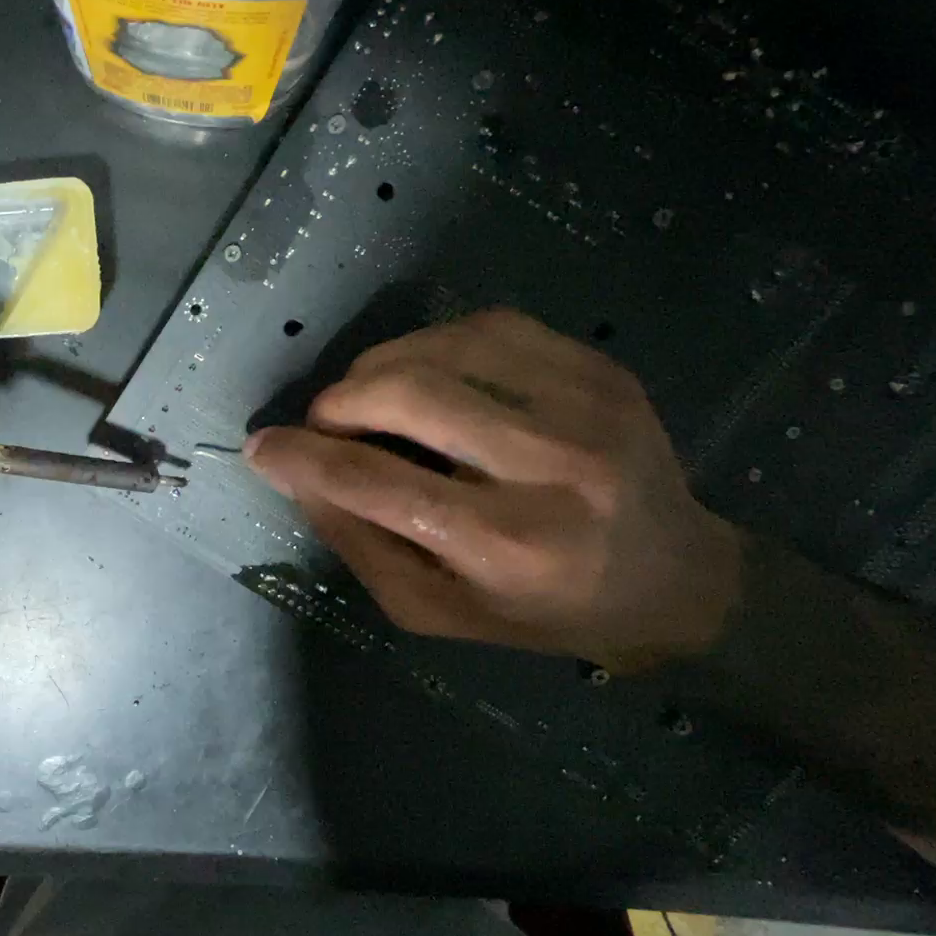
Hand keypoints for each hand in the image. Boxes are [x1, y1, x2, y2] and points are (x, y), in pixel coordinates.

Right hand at [246, 310, 740, 671]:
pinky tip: (424, 374)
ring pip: (441, 348)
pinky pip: (485, 327)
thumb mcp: (432, 608)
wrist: (672, 577)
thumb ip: (358, 543)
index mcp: (505, 545)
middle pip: (406, 396)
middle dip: (338, 402)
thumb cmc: (536, 609)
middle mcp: (549, 468)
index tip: (262, 446)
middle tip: (323, 422)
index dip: (302, 458)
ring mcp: (582, 406)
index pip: (374, 482)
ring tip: (367, 398)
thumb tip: (297, 474)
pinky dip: (430, 344)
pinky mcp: (597, 367)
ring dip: (376, 367)